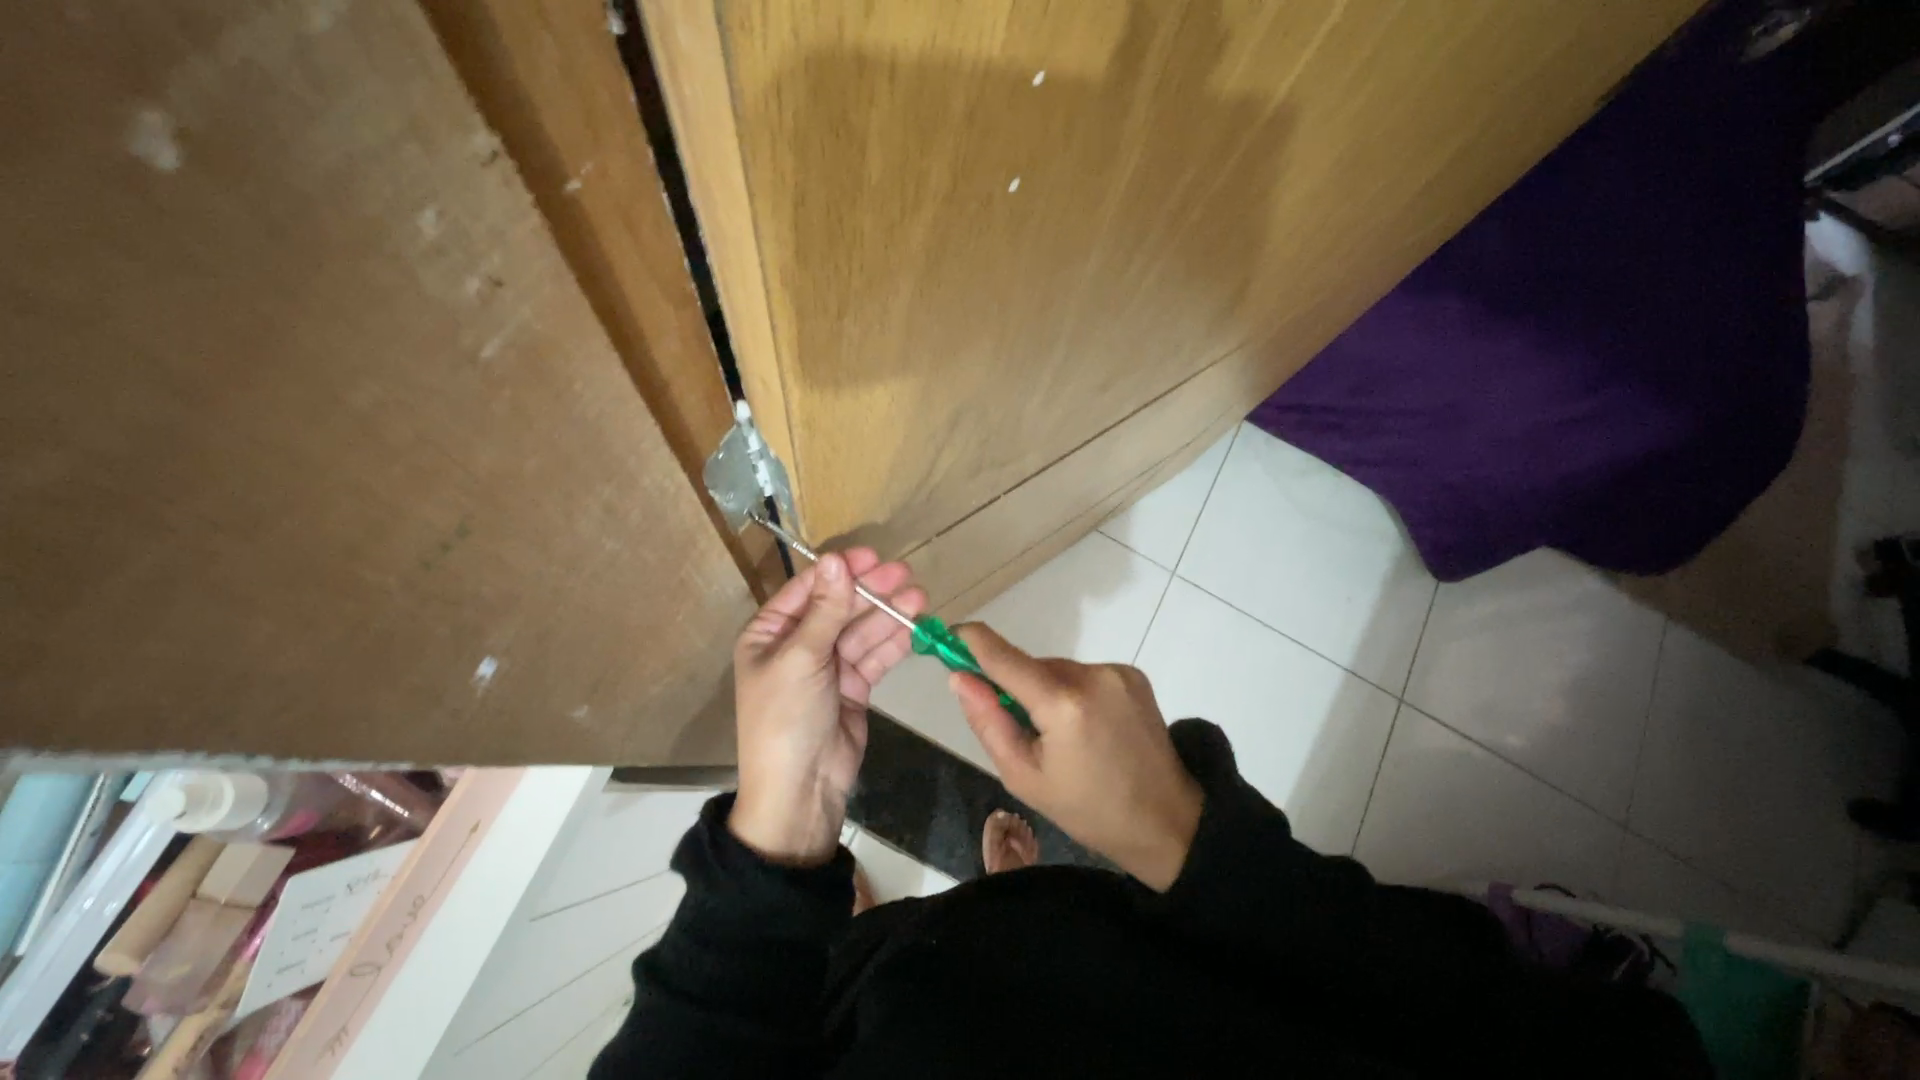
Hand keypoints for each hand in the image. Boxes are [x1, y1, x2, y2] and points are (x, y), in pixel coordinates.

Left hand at [730, 548, 924, 864]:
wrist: (800, 790)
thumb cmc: (786, 718)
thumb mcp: (801, 659)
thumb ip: (826, 610)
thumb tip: (837, 560)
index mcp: (769, 634)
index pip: (807, 591)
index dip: (839, 571)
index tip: (872, 556)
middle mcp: (796, 646)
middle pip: (838, 608)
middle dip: (870, 592)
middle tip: (904, 574)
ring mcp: (826, 667)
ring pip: (861, 631)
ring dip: (888, 614)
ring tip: (918, 596)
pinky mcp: (853, 688)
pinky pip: (874, 657)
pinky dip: (893, 642)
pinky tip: (914, 625)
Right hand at [948, 626, 1201, 890]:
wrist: (1165, 819)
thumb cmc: (1087, 809)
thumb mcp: (1024, 776)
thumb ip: (988, 722)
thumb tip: (959, 677)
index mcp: (1063, 703)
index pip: (1003, 657)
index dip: (971, 642)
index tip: (947, 636)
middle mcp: (1092, 675)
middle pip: (1031, 666)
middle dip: (1015, 687)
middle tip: (1019, 732)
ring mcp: (1117, 672)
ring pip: (1057, 670)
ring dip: (1046, 692)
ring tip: (1062, 739)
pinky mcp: (1133, 675)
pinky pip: (1084, 675)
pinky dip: (1073, 694)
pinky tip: (1087, 729)